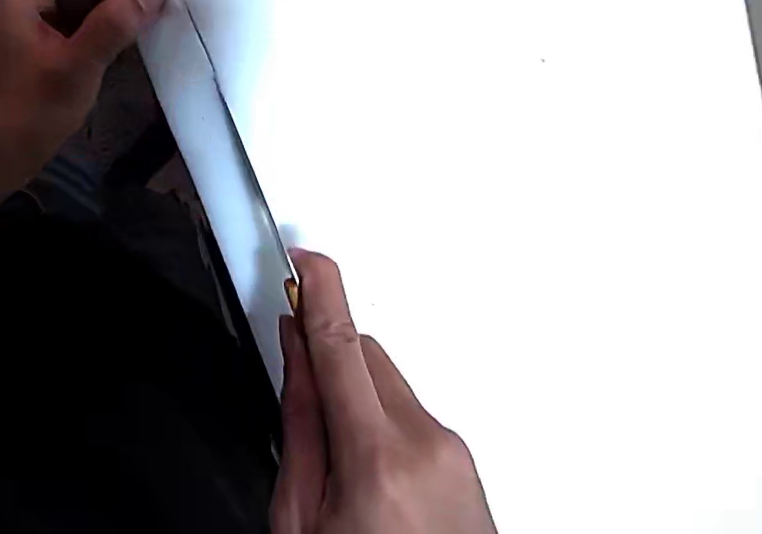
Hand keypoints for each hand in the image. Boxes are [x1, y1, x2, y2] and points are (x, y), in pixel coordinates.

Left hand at [0, 0, 164, 197]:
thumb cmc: (26, 115)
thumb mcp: (77, 68)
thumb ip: (113, 26)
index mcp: (18, 2)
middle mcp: (13, 12)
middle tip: (150, 11)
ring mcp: (14, 38)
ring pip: (66, 15)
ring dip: (100, 21)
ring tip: (139, 32)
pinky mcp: (20, 61)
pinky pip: (58, 38)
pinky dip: (85, 41)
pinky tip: (111, 56)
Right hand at [274, 250, 497, 533]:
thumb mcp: (301, 519)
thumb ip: (299, 420)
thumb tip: (295, 349)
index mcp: (377, 458)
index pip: (340, 340)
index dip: (317, 286)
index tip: (303, 255)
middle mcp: (427, 443)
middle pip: (364, 351)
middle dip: (329, 360)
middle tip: (308, 408)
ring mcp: (454, 452)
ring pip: (386, 378)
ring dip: (357, 396)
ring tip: (346, 467)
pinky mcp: (466, 459)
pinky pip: (411, 409)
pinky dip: (383, 419)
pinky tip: (374, 476)